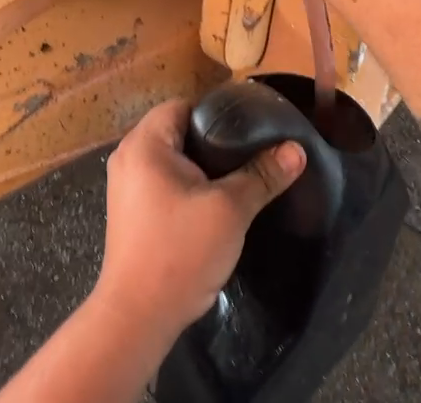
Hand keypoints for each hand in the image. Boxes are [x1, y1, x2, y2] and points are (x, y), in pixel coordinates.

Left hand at [92, 100, 304, 334]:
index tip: (251, 127)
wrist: (138, 314)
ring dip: (200, 165)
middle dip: (212, 140)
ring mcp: (124, 184)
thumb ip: (262, 175)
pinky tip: (212, 201)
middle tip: (250, 151)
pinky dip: (185, 184)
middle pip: (175, 130)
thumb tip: (296, 150)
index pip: (182, 106)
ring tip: (238, 175)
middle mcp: (127, 155)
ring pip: (169, 158)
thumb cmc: (181, 251)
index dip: (217, 112)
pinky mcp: (129, 210)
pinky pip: (160, 181)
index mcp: (144, 143)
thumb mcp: (230, 210)